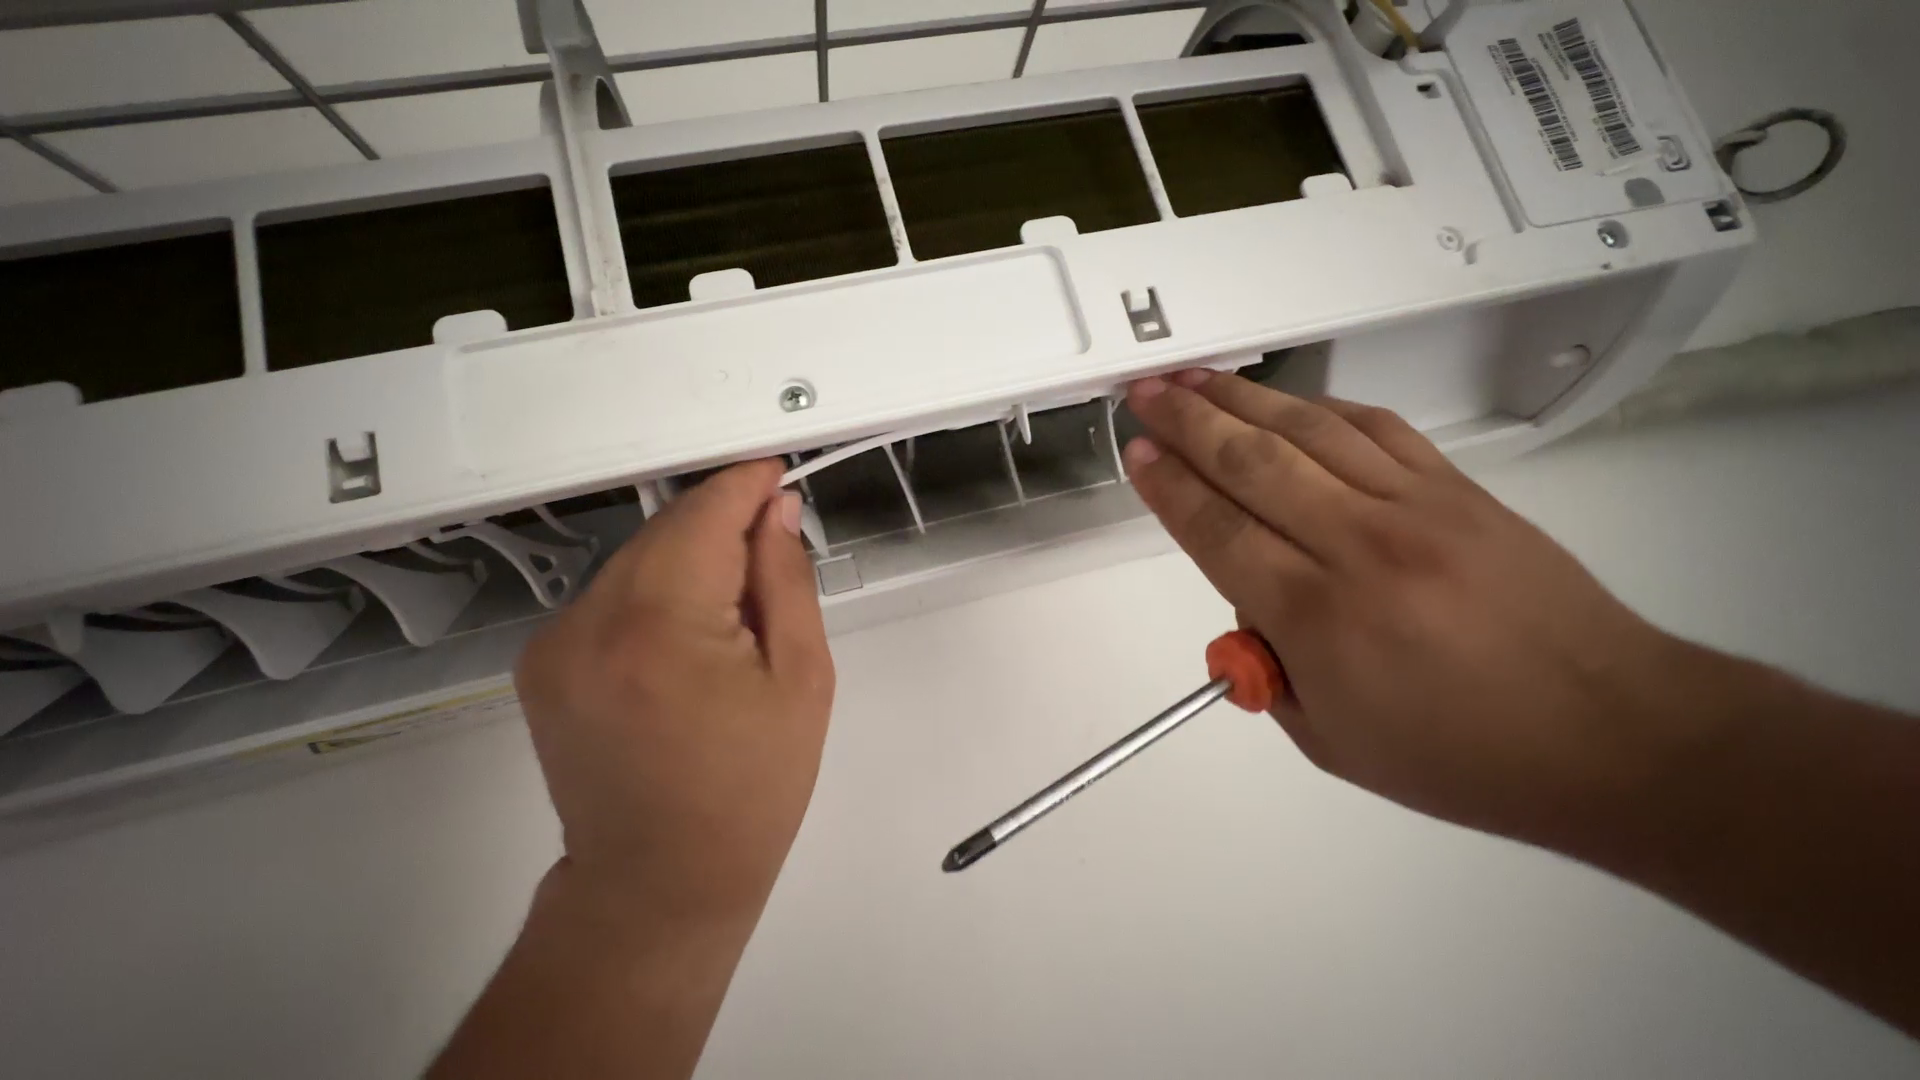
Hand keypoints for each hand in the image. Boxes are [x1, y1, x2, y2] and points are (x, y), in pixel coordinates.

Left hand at [514, 461, 834, 919]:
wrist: (660, 882)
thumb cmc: (751, 789)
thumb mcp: (801, 681)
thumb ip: (785, 581)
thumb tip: (775, 511)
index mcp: (661, 628)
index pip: (703, 516)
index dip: (744, 486)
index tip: (776, 475)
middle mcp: (589, 622)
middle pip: (665, 532)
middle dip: (721, 527)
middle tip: (770, 551)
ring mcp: (552, 643)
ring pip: (635, 560)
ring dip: (687, 562)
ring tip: (731, 615)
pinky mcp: (538, 663)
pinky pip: (608, 596)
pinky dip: (652, 594)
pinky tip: (684, 640)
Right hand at [1122, 370, 1710, 849]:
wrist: (1612, 735)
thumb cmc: (1461, 757)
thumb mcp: (1333, 742)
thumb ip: (1271, 671)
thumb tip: (1250, 603)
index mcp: (1319, 618)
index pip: (1218, 531)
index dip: (1170, 487)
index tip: (1137, 453)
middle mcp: (1359, 546)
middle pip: (1252, 464)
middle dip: (1187, 423)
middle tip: (1145, 394)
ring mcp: (1414, 508)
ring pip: (1308, 432)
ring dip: (1241, 400)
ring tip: (1194, 379)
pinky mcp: (1460, 491)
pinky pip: (1377, 429)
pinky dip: (1320, 408)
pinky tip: (1286, 399)